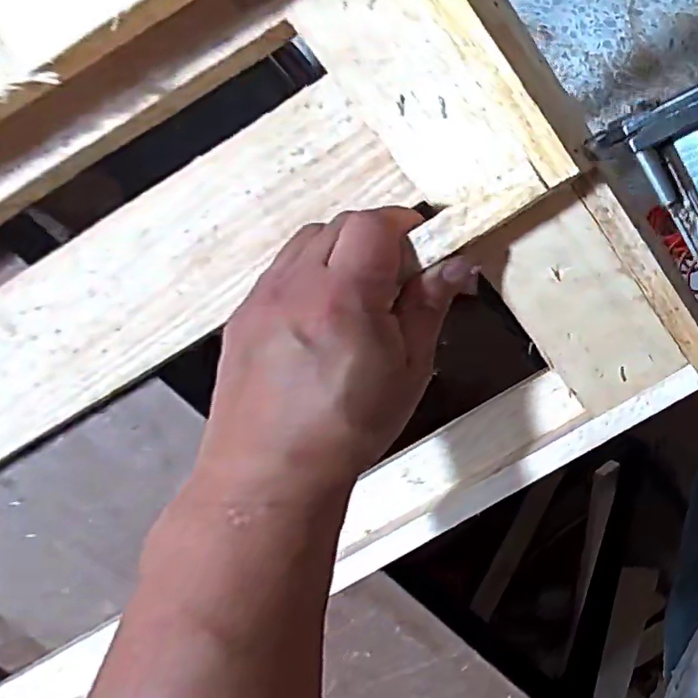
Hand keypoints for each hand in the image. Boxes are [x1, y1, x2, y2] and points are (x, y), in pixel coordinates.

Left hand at [192, 207, 476, 502]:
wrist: (271, 472)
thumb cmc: (347, 426)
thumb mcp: (412, 365)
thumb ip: (430, 305)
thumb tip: (452, 267)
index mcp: (343, 298)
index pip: (374, 224)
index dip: (409, 224)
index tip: (432, 244)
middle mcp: (294, 288)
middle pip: (341, 224)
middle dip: (382, 236)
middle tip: (411, 274)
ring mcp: (262, 300)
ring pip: (309, 241)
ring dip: (346, 250)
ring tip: (372, 293)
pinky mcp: (244, 316)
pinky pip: (285, 269)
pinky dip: (317, 271)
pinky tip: (336, 312)